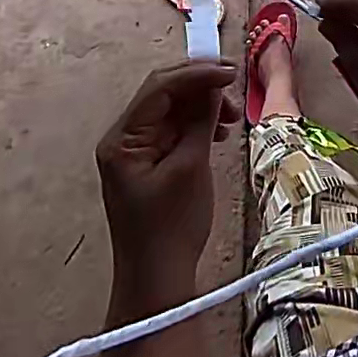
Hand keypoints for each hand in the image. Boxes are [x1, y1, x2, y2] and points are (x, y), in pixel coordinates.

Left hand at [96, 61, 240, 296]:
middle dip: (200, 86)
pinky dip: (199, 124)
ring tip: (232, 117)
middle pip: (164, 93)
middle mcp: (124, 137)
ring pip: (173, 109)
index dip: (197, 74)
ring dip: (203, 105)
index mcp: (123, 138)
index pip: (159, 88)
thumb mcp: (191, 167)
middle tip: (234, 86)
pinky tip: (220, 132)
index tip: (230, 72)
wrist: (158, 283)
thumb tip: (214, 85)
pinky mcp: (151, 161)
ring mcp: (137, 150)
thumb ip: (201, 120)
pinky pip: (176, 128)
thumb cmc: (172, 227)